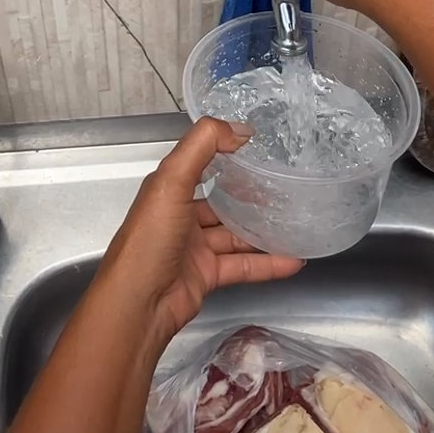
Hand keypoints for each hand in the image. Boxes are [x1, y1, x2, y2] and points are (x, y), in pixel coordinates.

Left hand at [92, 118, 303, 344]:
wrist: (138, 304)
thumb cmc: (149, 238)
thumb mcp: (171, 180)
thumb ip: (202, 146)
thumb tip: (239, 129)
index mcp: (169, 187)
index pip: (200, 162)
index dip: (226, 152)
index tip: (259, 147)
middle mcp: (180, 214)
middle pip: (221, 200)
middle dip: (250, 194)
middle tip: (283, 187)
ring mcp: (194, 247)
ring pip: (234, 234)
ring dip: (263, 230)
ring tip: (295, 223)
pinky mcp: (206, 275)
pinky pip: (242, 265)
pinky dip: (267, 263)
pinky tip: (292, 260)